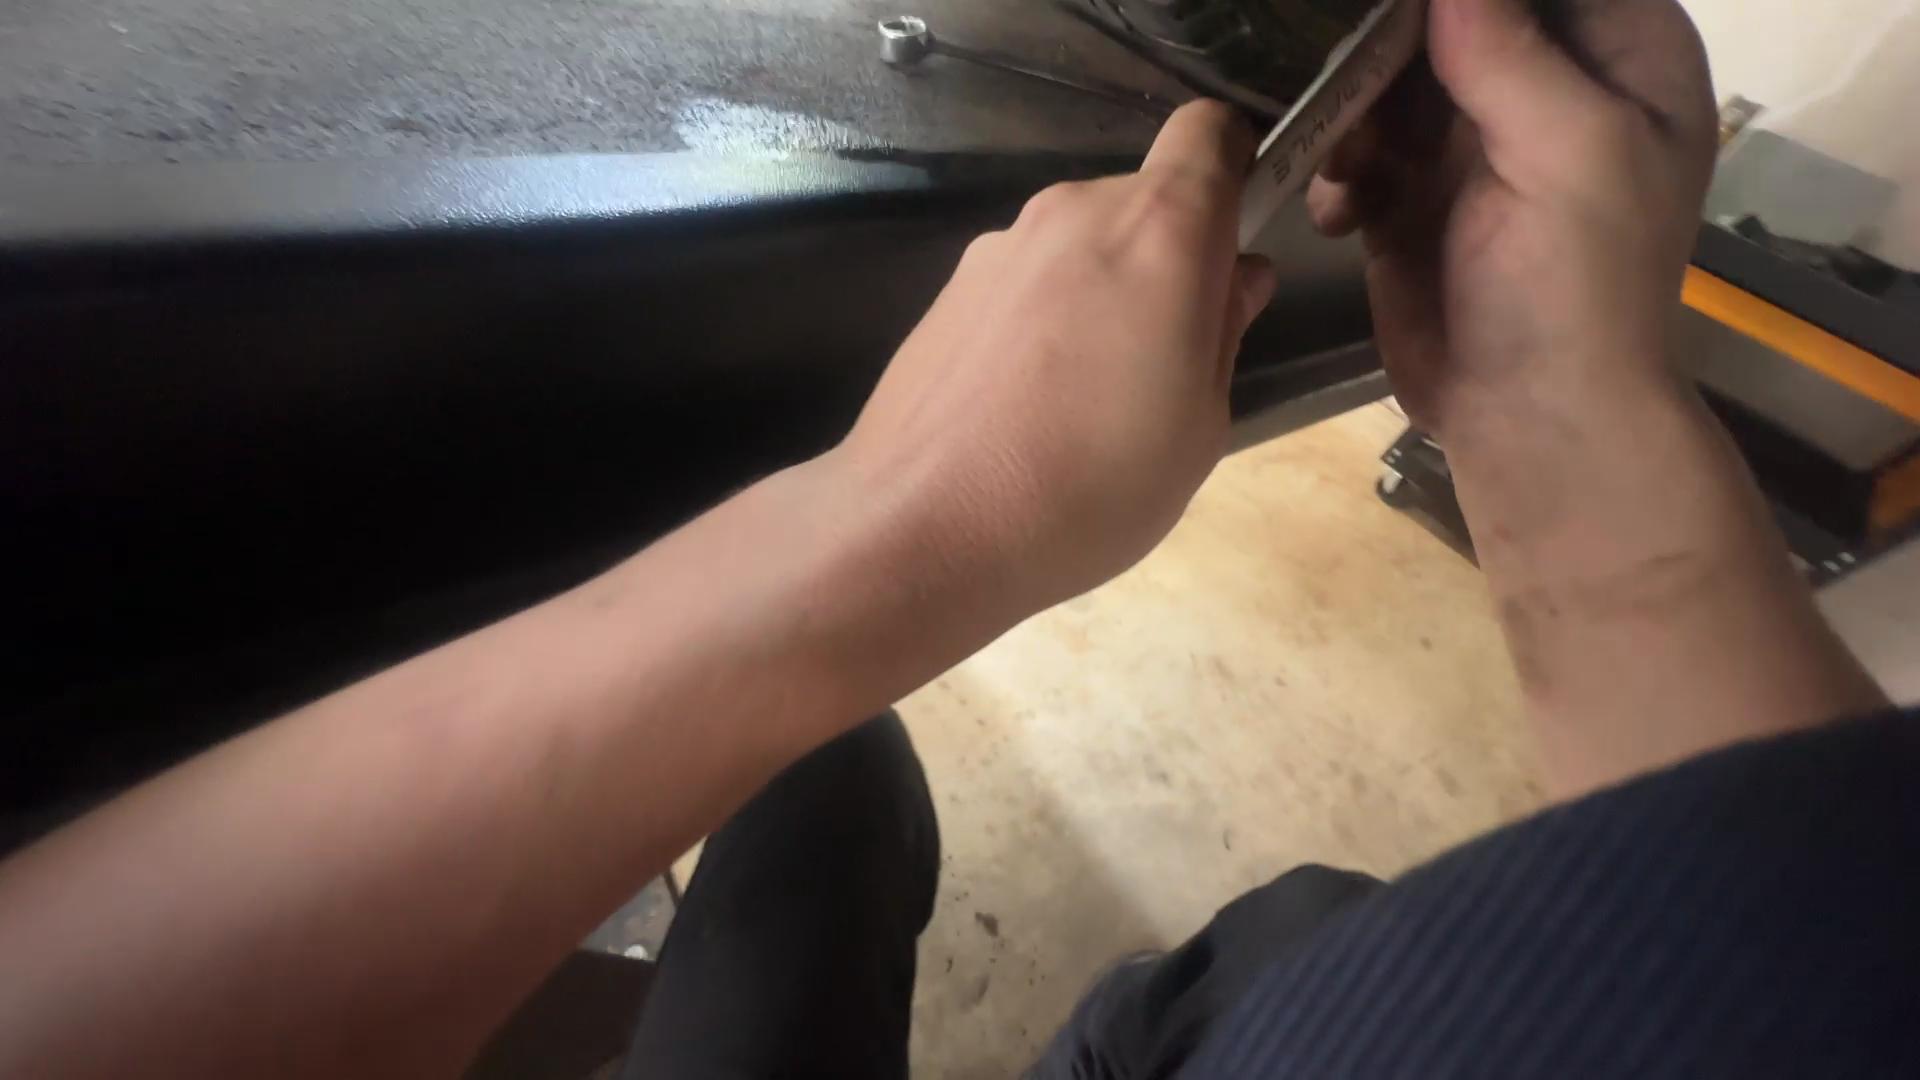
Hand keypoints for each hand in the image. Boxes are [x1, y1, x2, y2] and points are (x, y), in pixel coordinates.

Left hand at [829, 101, 1277, 610]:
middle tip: (1153, 367)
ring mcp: (991, 254)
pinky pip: (1015, 292)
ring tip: (1073, 405)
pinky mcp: (941, 298)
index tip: (1226, 252)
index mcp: (1155, 230)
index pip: (1209, 136)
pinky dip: (1032, 327)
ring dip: (1092, 302)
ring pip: (1071, 254)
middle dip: (1159, 266)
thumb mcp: (1198, 428)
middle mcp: (1067, 217)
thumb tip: (1232, 278)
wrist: (923, 530)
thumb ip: (1223, 333)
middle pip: (1136, 207)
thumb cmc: (1090, 490)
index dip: (1231, 179)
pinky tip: (1015, 411)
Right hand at [1307, 0, 1717, 440]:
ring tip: (1344, 167)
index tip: (1393, 18)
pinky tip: (1338, 218)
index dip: (1460, 0)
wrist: (1519, 407)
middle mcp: (1534, 102)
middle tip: (1346, 90)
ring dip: (1353, 124)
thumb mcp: (1565, 153)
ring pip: (1390, 100)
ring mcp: (1461, 163)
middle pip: (1447, 36)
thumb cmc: (1568, 283)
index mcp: (1611, 64)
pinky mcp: (1404, 216)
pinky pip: (1358, 170)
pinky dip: (1338, 185)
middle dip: (1388, 59)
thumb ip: (1509, 59)